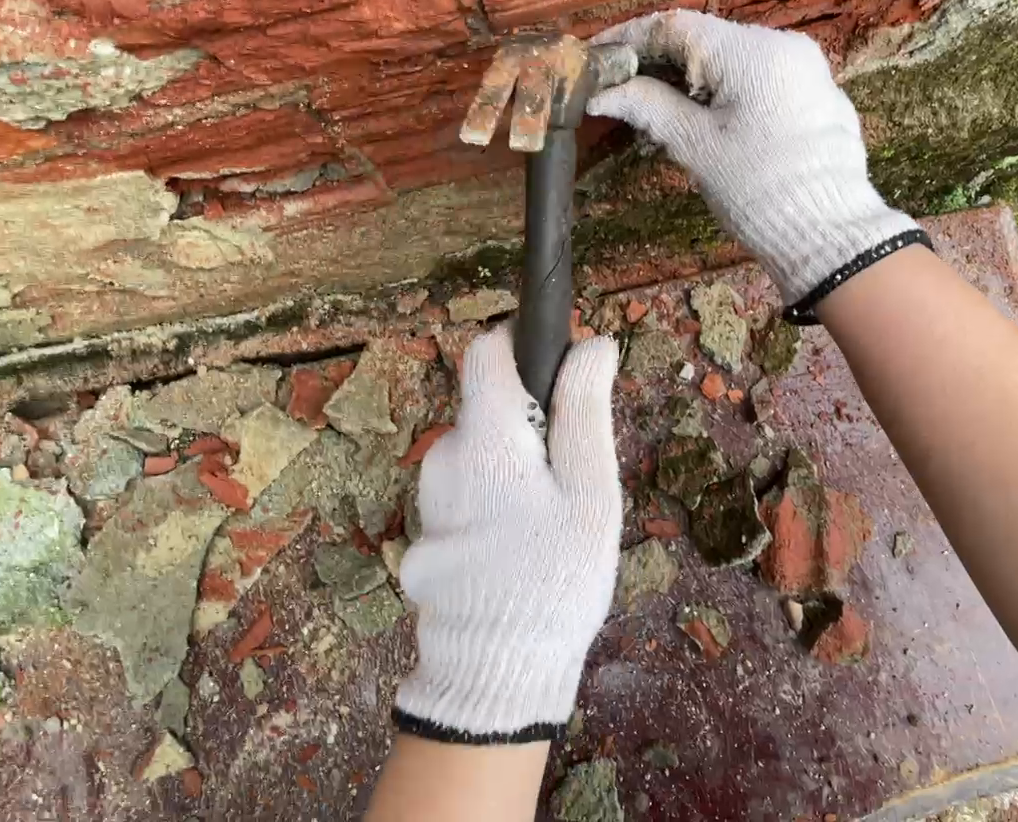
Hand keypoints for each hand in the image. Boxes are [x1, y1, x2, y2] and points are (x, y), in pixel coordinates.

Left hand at [394, 326, 621, 741]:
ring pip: (479, 455)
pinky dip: (491, 502)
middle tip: (568, 478)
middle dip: (528, 426)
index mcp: (485, 436)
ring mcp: (428, 499)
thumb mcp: (588, 491)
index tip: (556, 374)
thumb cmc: (555, 573)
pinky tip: (516, 546)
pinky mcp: (425, 534)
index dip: (520, 346)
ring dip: (511, 469)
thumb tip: (592, 344)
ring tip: (545, 522)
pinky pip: (464, 494)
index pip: (485, 351)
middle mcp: (444, 457)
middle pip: (488, 409)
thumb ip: (584, 411)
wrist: (495, 673)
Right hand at [588, 10, 918, 304]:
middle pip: (706, 42)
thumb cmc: (757, 189)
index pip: (677, 26)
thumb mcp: (695, 146)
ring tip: (654, 114)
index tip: (595, 54)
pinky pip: (759, 83)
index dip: (630, 38)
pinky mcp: (815, 97)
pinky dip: (724, 96)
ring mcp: (806, 71)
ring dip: (690, 83)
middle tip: (618, 90)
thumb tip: (604, 94)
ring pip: (733, 63)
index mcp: (753, 51)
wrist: (829, 234)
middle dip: (659, 64)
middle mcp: (784, 46)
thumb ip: (648, 107)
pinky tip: (702, 124)